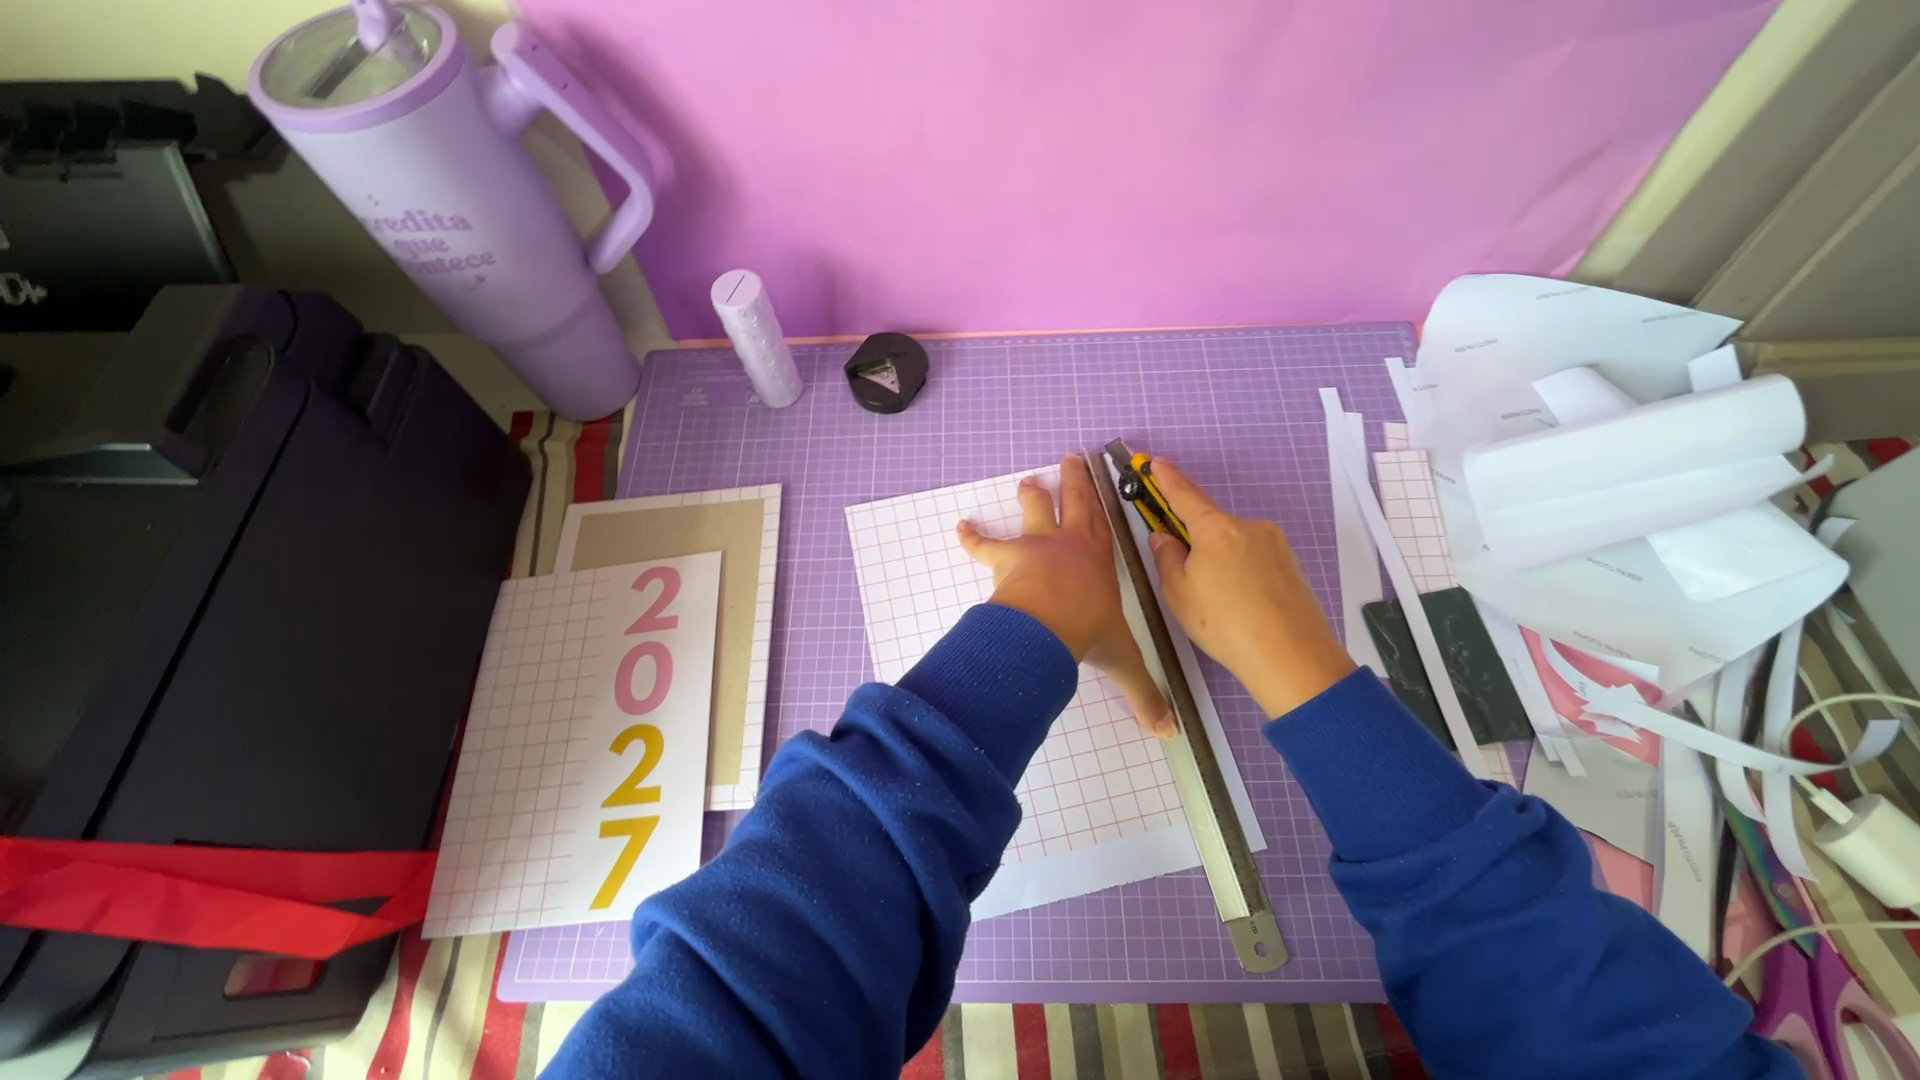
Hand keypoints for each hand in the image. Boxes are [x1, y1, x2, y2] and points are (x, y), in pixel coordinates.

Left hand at [957, 455, 1174, 738]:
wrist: (1051, 624)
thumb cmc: (1089, 634)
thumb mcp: (1123, 662)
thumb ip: (1144, 695)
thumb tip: (1169, 732)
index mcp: (1101, 561)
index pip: (1105, 524)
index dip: (1101, 500)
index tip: (1098, 477)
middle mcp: (1072, 544)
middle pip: (1074, 503)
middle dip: (1073, 480)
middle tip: (1070, 457)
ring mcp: (1038, 546)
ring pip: (1035, 511)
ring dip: (1032, 495)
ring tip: (1028, 479)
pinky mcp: (1007, 558)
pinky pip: (985, 544)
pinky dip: (972, 536)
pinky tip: (960, 527)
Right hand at [1145, 459, 1355, 717]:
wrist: (1290, 656)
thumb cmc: (1223, 622)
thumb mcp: (1178, 593)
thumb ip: (1167, 558)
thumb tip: (1165, 537)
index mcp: (1216, 528)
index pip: (1185, 495)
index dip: (1168, 479)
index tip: (1157, 462)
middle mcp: (1249, 527)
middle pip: (1212, 527)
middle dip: (1196, 546)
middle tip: (1187, 582)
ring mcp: (1276, 546)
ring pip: (1235, 548)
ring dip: (1221, 566)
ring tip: (1218, 607)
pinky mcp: (1293, 567)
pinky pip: (1256, 564)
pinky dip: (1242, 579)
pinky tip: (1241, 609)